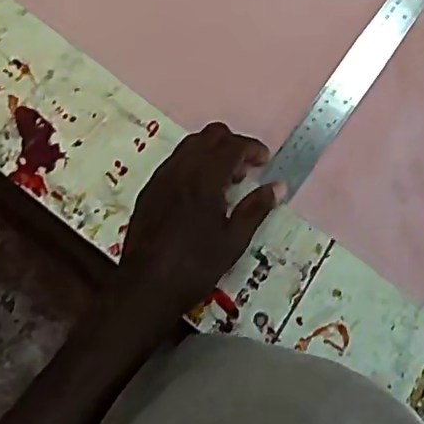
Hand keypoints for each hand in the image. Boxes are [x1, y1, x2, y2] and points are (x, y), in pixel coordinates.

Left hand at [115, 123, 282, 317]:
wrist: (144, 288)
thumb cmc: (194, 266)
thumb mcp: (233, 241)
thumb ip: (256, 208)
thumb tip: (278, 186)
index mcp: (206, 177)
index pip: (233, 145)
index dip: (252, 148)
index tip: (264, 161)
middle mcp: (182, 168)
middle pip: (211, 135)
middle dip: (232, 144)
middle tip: (244, 170)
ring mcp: (162, 176)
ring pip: (191, 144)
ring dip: (212, 152)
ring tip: (223, 181)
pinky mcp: (149, 188)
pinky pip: (175, 161)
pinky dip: (193, 164)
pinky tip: (198, 193)